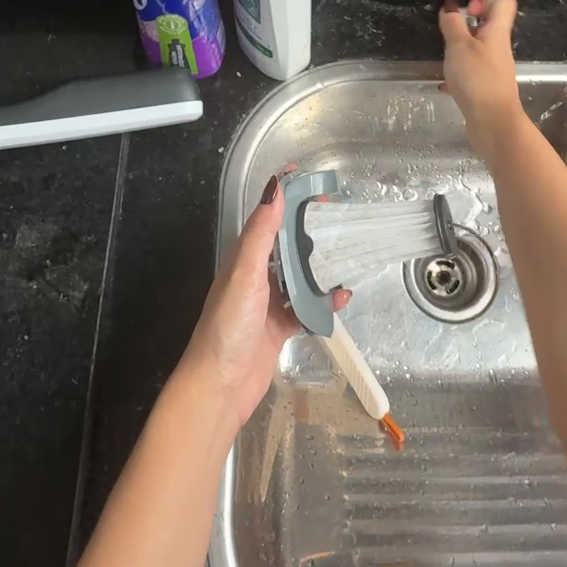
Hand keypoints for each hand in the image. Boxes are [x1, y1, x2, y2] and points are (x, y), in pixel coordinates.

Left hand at [182, 175, 347, 422]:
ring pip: (298, 277)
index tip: (308, 179)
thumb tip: (275, 187)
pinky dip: (323, 303)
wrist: (220, 387)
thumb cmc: (228, 326)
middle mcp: (254, 276)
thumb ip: (262, 233)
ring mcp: (267, 303)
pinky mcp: (278, 328)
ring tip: (346, 257)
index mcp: (242, 259)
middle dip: (308, 229)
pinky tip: (340, 300)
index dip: (284, 198)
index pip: (266, 218)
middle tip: (337, 216)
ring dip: (319, 268)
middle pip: (285, 245)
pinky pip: (305, 309)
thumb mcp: (246, 273)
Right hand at [438, 0, 526, 156]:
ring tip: (444, 56)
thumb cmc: (477, 79)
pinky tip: (444, 83)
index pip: (503, 1)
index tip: (466, 8)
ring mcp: (494, 68)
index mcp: (497, 32)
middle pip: (488, 25)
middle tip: (448, 31)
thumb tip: (450, 8)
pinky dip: (457, 72)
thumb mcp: (459, 46)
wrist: (492, 122)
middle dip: (466, 23)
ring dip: (459, 48)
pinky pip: (471, 71)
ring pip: (477, 48)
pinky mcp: (486, 86)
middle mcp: (498, 47)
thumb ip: (453, 24)